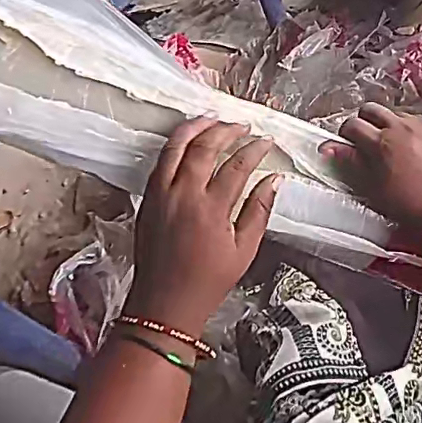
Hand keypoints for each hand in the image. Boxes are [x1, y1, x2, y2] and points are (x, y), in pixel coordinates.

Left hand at [126, 119, 278, 333]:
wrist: (164, 303)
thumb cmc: (207, 281)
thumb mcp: (244, 251)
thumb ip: (259, 210)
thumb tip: (273, 180)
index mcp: (211, 210)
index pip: (237, 165)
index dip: (254, 149)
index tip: (266, 141)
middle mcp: (183, 195)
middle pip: (205, 147)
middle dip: (227, 130)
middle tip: (242, 126)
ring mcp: (161, 194)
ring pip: (176, 146)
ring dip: (196, 128)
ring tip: (212, 119)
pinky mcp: (148, 197)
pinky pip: (161, 160)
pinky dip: (176, 144)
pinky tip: (187, 140)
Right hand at [322, 103, 421, 242]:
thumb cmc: (411, 206)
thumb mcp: (374, 188)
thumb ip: (351, 162)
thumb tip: (327, 147)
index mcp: (380, 143)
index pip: (351, 124)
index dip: (346, 135)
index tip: (349, 146)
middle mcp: (400, 127)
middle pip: (371, 109)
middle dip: (365, 122)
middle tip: (370, 142)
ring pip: (395, 115)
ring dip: (390, 126)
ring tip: (396, 149)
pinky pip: (418, 121)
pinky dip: (412, 131)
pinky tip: (418, 151)